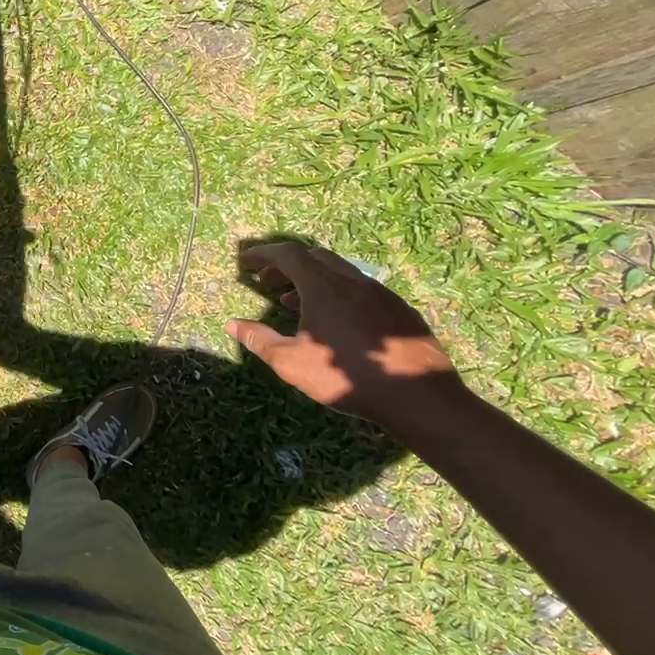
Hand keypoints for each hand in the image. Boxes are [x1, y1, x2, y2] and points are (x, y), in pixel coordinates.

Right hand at [229, 242, 463, 431]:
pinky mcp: (402, 311)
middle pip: (314, 257)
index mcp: (324, 287)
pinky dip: (339, 293)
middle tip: (267, 282)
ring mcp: (383, 295)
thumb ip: (258, 339)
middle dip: (286, 265)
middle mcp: (354, 282)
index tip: (245, 263)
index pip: (288, 255)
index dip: (262, 254)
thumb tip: (232, 325)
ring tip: (295, 303)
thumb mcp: (290, 362)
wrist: (421, 399)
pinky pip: (362, 290)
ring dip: (312, 280)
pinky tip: (336, 321)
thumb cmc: (346, 375)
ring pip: (340, 272)